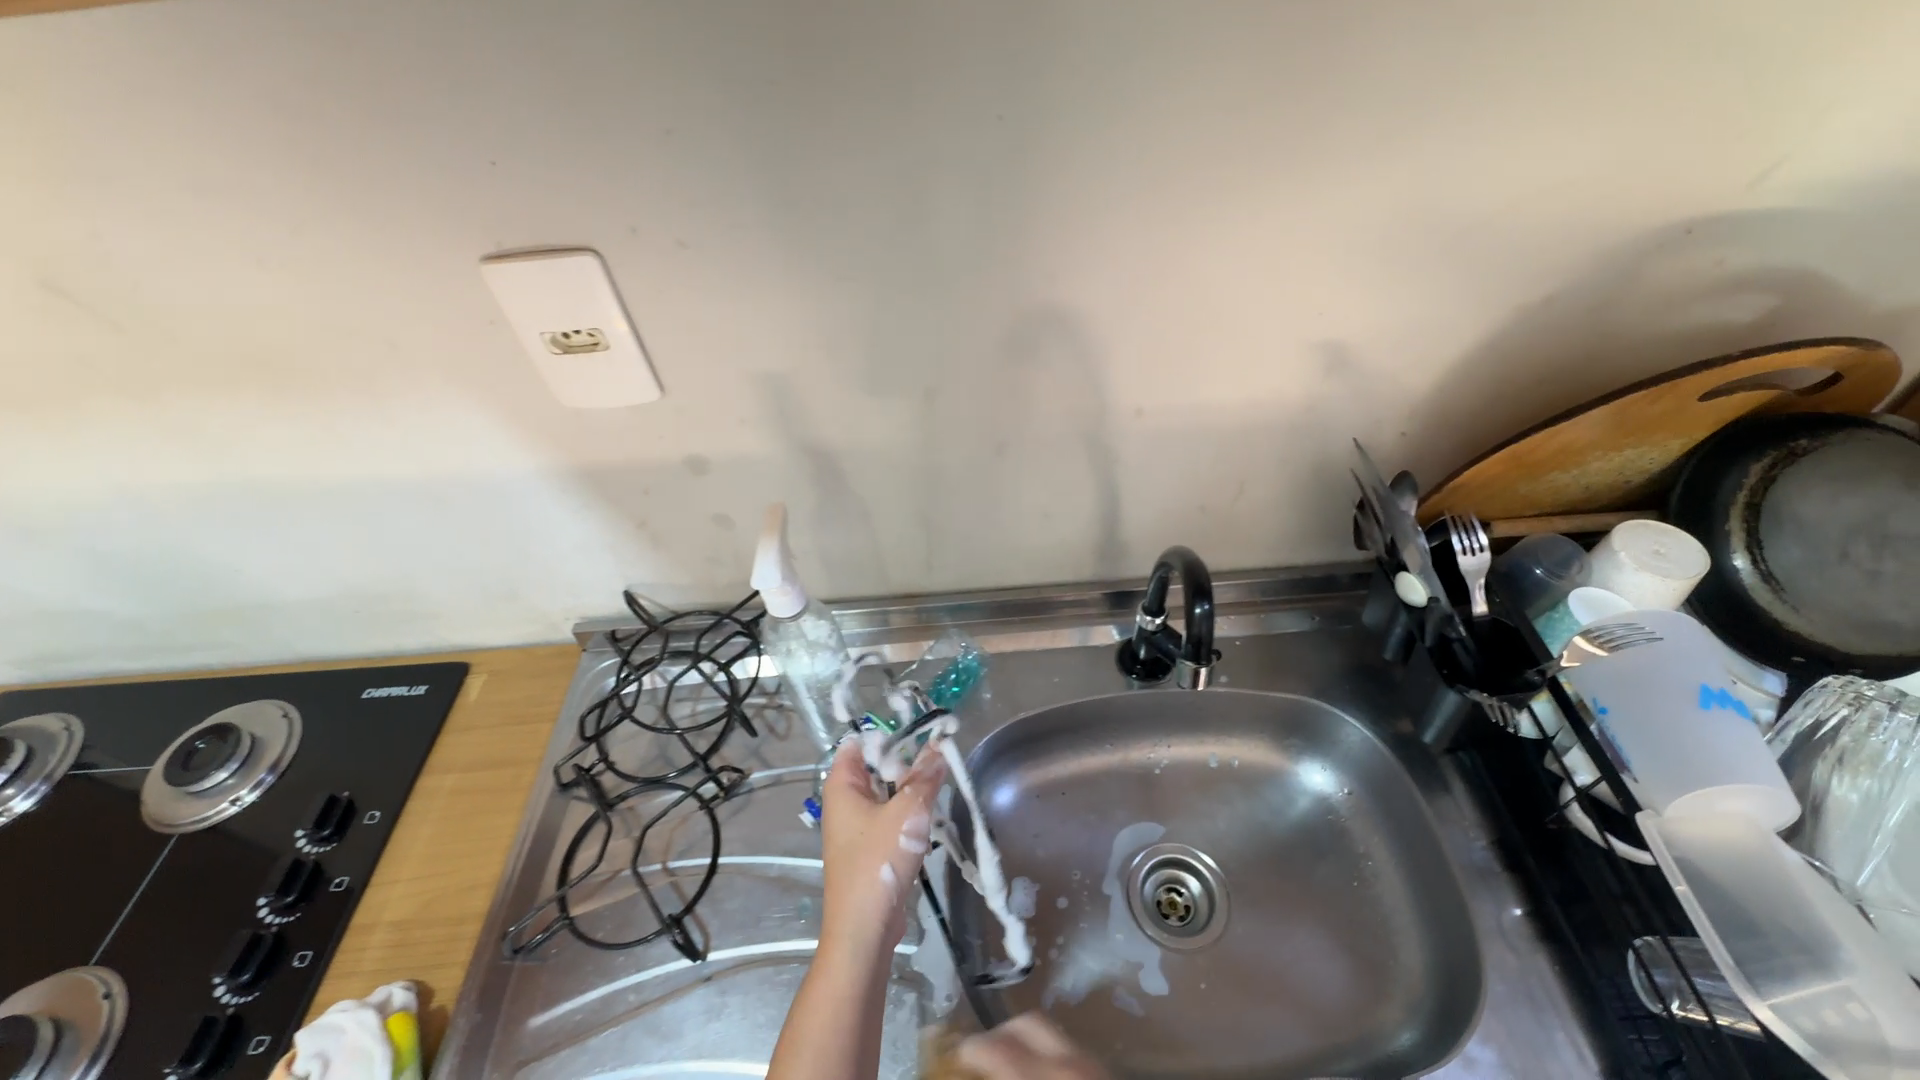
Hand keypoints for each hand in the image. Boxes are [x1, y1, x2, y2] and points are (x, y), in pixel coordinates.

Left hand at [819, 738, 946, 957]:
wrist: (864, 927)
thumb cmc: (878, 860)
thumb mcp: (908, 812)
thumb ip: (925, 777)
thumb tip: (941, 746)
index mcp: (841, 785)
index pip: (858, 743)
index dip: (888, 736)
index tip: (921, 734)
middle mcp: (843, 802)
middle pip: (875, 768)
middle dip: (905, 763)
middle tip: (937, 760)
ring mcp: (855, 828)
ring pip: (885, 795)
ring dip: (910, 791)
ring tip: (937, 786)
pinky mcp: (868, 850)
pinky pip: (889, 819)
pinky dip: (907, 816)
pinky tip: (928, 820)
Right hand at [957, 1013, 1109, 1079]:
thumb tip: (978, 1079)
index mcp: (1040, 1078)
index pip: (998, 1046)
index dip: (972, 1049)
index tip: (958, 1057)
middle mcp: (1070, 1064)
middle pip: (1029, 1025)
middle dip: (1001, 1035)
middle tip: (983, 1059)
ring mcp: (1095, 1067)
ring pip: (1054, 1037)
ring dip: (1028, 1046)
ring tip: (1013, 1073)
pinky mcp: (1109, 1076)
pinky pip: (1074, 1054)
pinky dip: (1052, 1061)